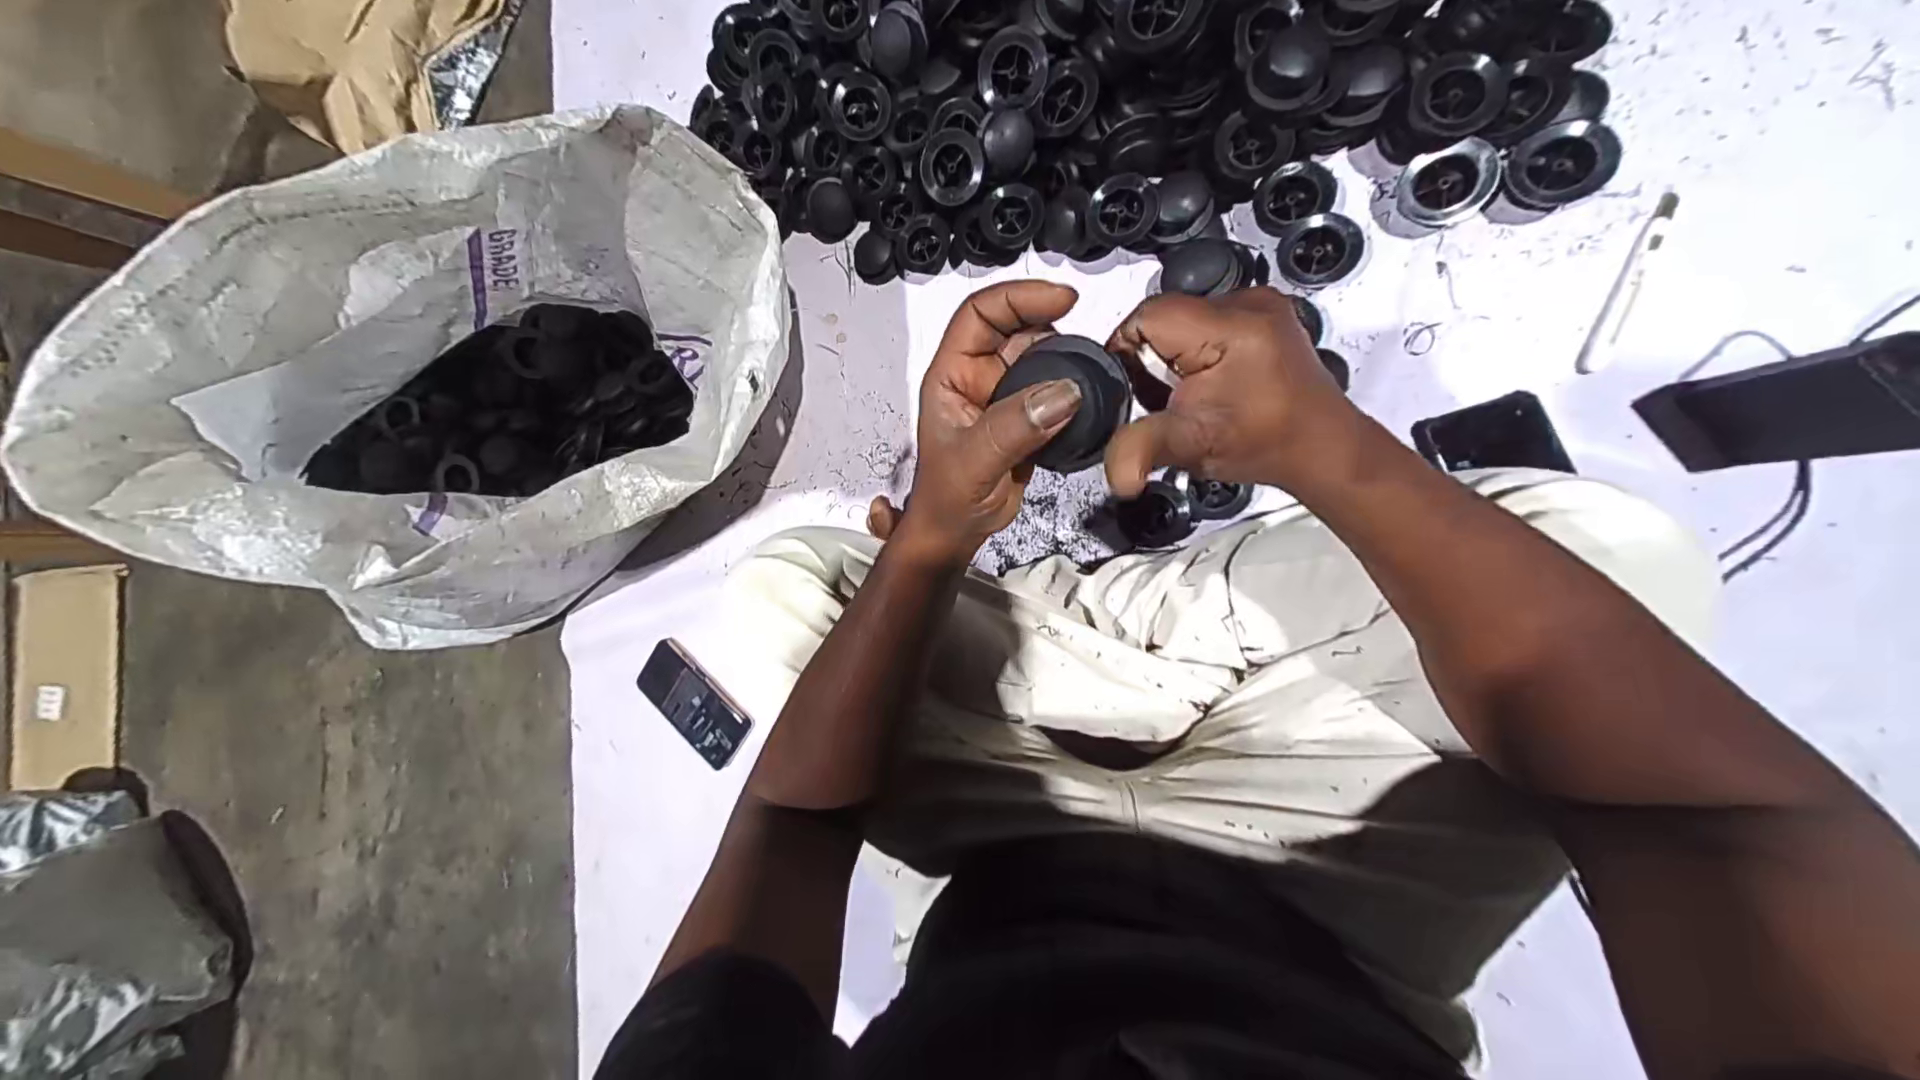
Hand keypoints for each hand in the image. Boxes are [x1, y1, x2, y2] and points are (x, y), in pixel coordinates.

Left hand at [868, 280, 1083, 566]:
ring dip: (1065, 358)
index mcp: (951, 376)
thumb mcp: (973, 462)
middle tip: (1081, 333)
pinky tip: (1086, 397)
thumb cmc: (946, 500)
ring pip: (1040, 357)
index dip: (1018, 298)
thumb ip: (1013, 428)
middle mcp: (978, 379)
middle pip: (1015, 328)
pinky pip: (1055, 390)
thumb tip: (1061, 393)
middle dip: (1049, 322)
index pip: (980, 315)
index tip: (1059, 298)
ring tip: (1087, 368)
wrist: (958, 532)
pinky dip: (1073, 390)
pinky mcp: (1027, 418)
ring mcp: (1004, 397)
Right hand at [1102, 288, 1362, 496]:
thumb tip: (1114, 473)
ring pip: (1180, 321)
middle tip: (1169, 398)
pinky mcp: (1261, 317)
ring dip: (1170, 359)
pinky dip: (1193, 355)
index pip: (1145, 315)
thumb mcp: (1190, 446)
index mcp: (1231, 327)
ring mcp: (1258, 307)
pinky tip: (1207, 384)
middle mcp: (1248, 305)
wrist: (1318, 448)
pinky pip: (1203, 324)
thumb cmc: (1271, 443)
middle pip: (1160, 317)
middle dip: (1149, 361)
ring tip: (1191, 393)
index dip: (1126, 354)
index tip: (1136, 387)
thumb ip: (1140, 450)